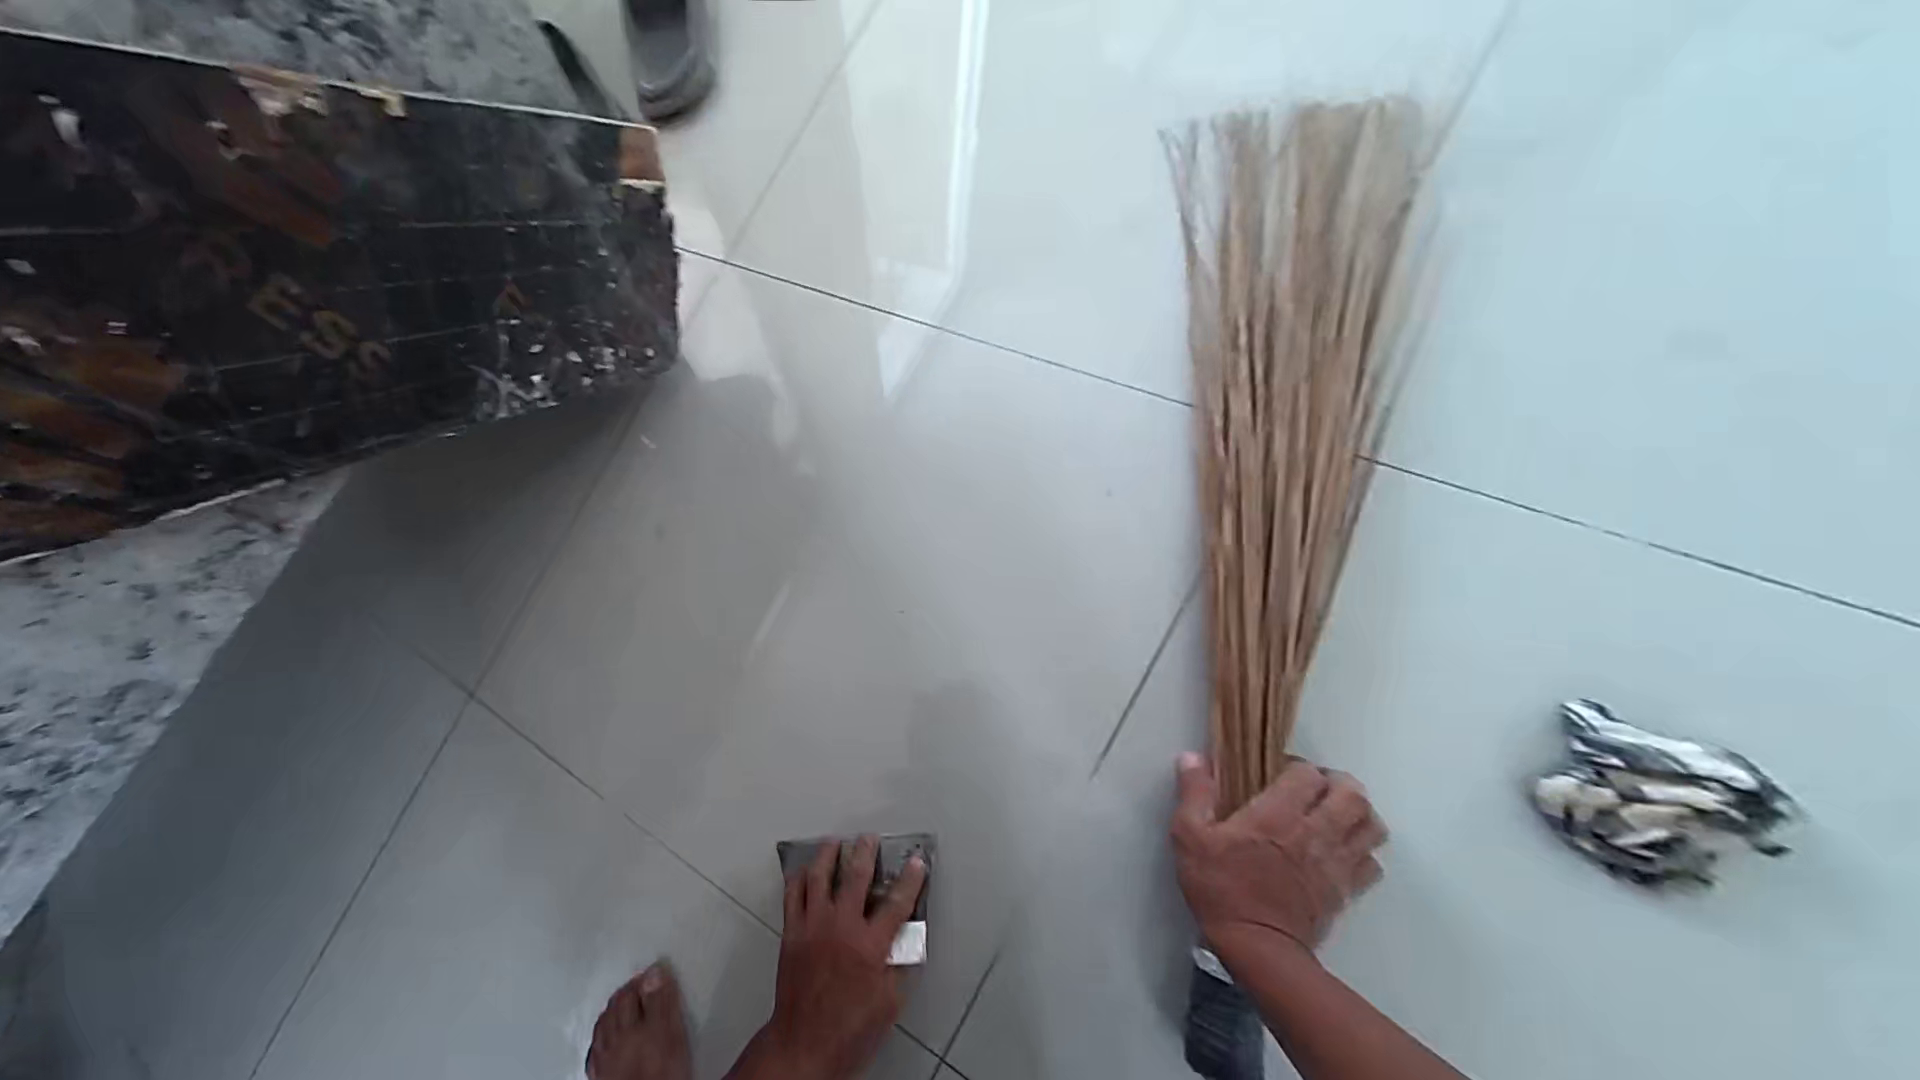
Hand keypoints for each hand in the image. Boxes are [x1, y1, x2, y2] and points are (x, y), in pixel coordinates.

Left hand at [755, 835, 926, 1079]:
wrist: (802, 1047)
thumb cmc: (850, 1030)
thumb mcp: (889, 1003)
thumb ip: (899, 965)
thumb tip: (906, 940)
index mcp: (870, 945)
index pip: (897, 902)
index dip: (910, 879)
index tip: (917, 862)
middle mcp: (842, 927)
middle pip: (856, 876)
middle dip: (865, 852)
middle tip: (869, 838)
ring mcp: (813, 926)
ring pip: (819, 877)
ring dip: (828, 854)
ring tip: (834, 842)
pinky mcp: (792, 933)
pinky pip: (792, 895)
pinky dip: (798, 878)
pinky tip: (803, 870)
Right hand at [1170, 753, 1385, 954]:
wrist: (1257, 948)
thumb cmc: (1220, 887)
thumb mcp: (1190, 836)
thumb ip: (1194, 793)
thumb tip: (1192, 757)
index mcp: (1277, 814)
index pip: (1308, 774)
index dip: (1297, 767)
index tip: (1278, 774)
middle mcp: (1315, 832)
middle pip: (1353, 794)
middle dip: (1338, 784)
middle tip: (1315, 788)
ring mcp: (1336, 863)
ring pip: (1372, 825)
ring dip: (1357, 814)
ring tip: (1333, 814)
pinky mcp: (1346, 891)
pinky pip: (1372, 862)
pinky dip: (1362, 851)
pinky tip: (1339, 851)